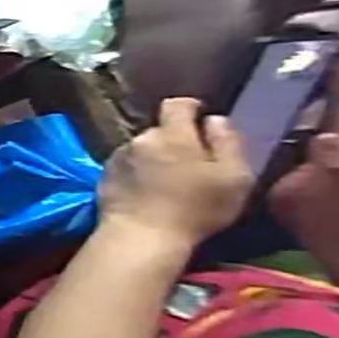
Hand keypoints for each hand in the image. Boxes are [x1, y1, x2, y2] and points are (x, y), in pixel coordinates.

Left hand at [98, 97, 252, 245]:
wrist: (142, 232)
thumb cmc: (197, 207)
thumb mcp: (234, 176)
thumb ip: (227, 143)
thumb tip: (215, 119)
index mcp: (172, 135)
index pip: (176, 104)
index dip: (191, 107)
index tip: (201, 117)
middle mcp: (139, 139)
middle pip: (161, 130)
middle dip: (177, 139)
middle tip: (193, 162)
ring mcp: (117, 155)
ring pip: (143, 147)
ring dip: (156, 156)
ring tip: (170, 179)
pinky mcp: (104, 173)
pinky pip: (127, 163)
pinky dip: (139, 170)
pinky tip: (149, 189)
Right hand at [269, 63, 338, 258]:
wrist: (330, 237)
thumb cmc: (322, 212)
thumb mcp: (322, 189)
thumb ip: (330, 165)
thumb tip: (328, 137)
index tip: (328, 51)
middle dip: (330, 76)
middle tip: (305, 54)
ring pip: (332, 108)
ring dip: (318, 89)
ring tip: (292, 72)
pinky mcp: (323, 155)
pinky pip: (317, 120)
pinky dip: (306, 107)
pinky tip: (284, 104)